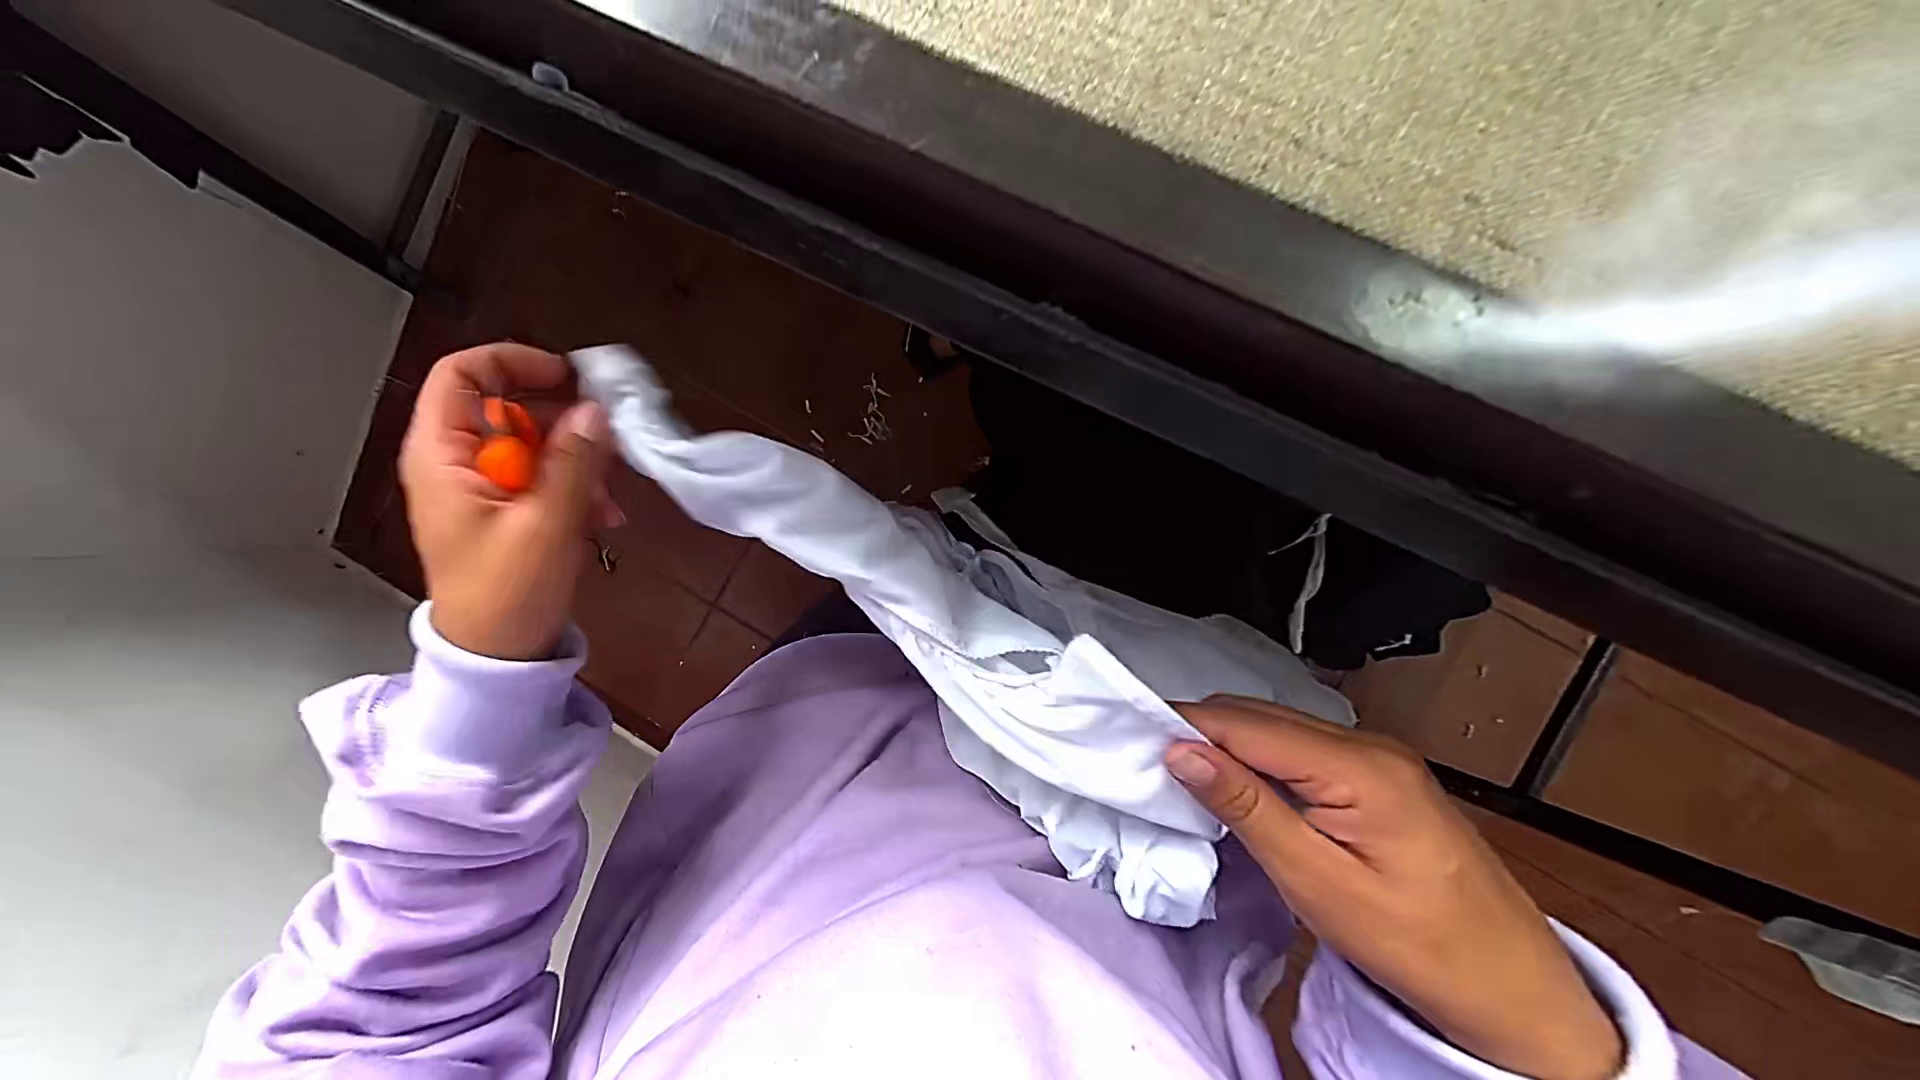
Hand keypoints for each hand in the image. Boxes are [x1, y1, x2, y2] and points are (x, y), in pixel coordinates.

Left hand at [399, 343, 616, 659]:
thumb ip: (574, 462)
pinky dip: (579, 489)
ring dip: (581, 465)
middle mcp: (459, 462)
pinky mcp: (509, 509)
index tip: (568, 377)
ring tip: (607, 503)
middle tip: (607, 448)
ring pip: (539, 445)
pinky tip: (602, 517)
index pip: (464, 376)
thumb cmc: (507, 591)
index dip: (515, 363)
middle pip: (512, 410)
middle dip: (567, 428)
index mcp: (443, 456)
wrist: (498, 654)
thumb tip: (596, 410)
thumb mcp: (546, 523)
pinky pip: (547, 477)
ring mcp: (484, 487)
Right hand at [1167, 697, 1622, 1079]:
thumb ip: (1246, 805)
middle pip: (1259, 715)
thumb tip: (1180, 751)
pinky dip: (1257, 758)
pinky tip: (1239, 785)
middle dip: (1202, 731)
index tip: (1134, 738)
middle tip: (1153, 762)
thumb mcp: (1317, 881)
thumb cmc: (1417, 945)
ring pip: (1275, 727)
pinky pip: (1298, 747)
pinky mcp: (1375, 773)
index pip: (1247, 723)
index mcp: (1358, 765)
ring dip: (1227, 745)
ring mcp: (1375, 755)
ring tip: (1186, 775)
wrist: (1514, 990)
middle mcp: (1367, 743)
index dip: (1186, 724)